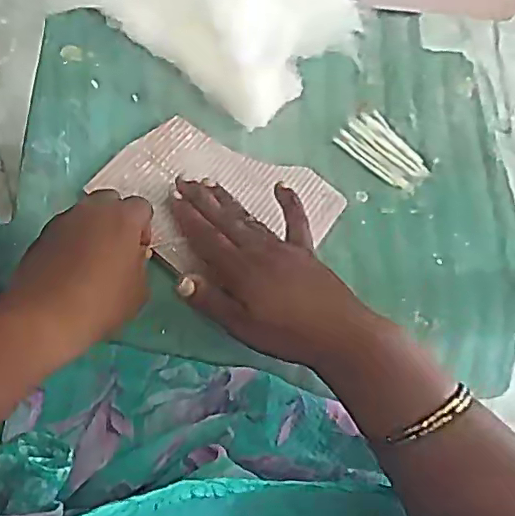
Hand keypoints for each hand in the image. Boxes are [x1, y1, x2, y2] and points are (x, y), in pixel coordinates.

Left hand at [3, 190, 155, 355]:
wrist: (44, 316)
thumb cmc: (100, 304)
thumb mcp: (138, 292)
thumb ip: (140, 265)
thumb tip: (132, 257)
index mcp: (122, 217)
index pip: (141, 208)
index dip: (142, 229)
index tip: (138, 251)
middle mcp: (91, 209)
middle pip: (109, 203)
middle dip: (115, 222)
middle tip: (115, 252)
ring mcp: (63, 220)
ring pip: (84, 216)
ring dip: (90, 231)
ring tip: (89, 263)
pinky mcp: (41, 234)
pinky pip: (63, 231)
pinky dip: (69, 242)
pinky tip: (68, 269)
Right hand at [169, 178, 389, 369]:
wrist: (341, 334)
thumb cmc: (286, 335)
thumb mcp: (241, 325)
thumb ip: (210, 301)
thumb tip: (181, 280)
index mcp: (240, 270)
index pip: (207, 238)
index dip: (188, 218)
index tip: (173, 198)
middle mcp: (259, 251)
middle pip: (225, 221)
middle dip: (203, 200)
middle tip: (184, 180)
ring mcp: (284, 249)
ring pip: (251, 219)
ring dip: (229, 201)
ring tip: (212, 184)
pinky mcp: (305, 253)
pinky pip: (295, 222)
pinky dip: (289, 203)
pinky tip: (281, 187)